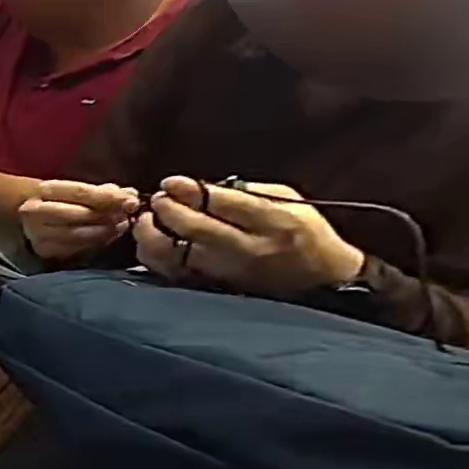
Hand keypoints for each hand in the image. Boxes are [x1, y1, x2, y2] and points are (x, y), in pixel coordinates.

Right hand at [19, 180, 139, 259]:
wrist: (35, 215)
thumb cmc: (64, 199)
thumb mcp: (81, 189)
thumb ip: (105, 192)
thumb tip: (130, 196)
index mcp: (44, 190)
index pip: (80, 193)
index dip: (108, 197)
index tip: (131, 201)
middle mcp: (34, 211)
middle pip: (78, 214)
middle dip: (107, 216)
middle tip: (126, 217)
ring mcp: (36, 232)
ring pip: (76, 234)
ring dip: (103, 232)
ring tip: (119, 227)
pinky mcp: (43, 248)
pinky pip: (73, 248)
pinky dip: (93, 243)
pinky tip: (105, 237)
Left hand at [133, 177, 366, 295]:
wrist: (320, 282)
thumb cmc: (304, 235)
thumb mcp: (289, 204)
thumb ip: (245, 193)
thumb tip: (198, 187)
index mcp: (275, 223)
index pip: (224, 204)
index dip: (191, 190)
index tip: (171, 182)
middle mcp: (246, 249)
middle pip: (194, 227)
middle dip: (168, 209)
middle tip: (158, 198)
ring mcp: (222, 271)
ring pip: (172, 252)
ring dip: (150, 232)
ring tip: (148, 217)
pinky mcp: (206, 285)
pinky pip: (165, 269)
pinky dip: (149, 253)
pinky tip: (148, 239)